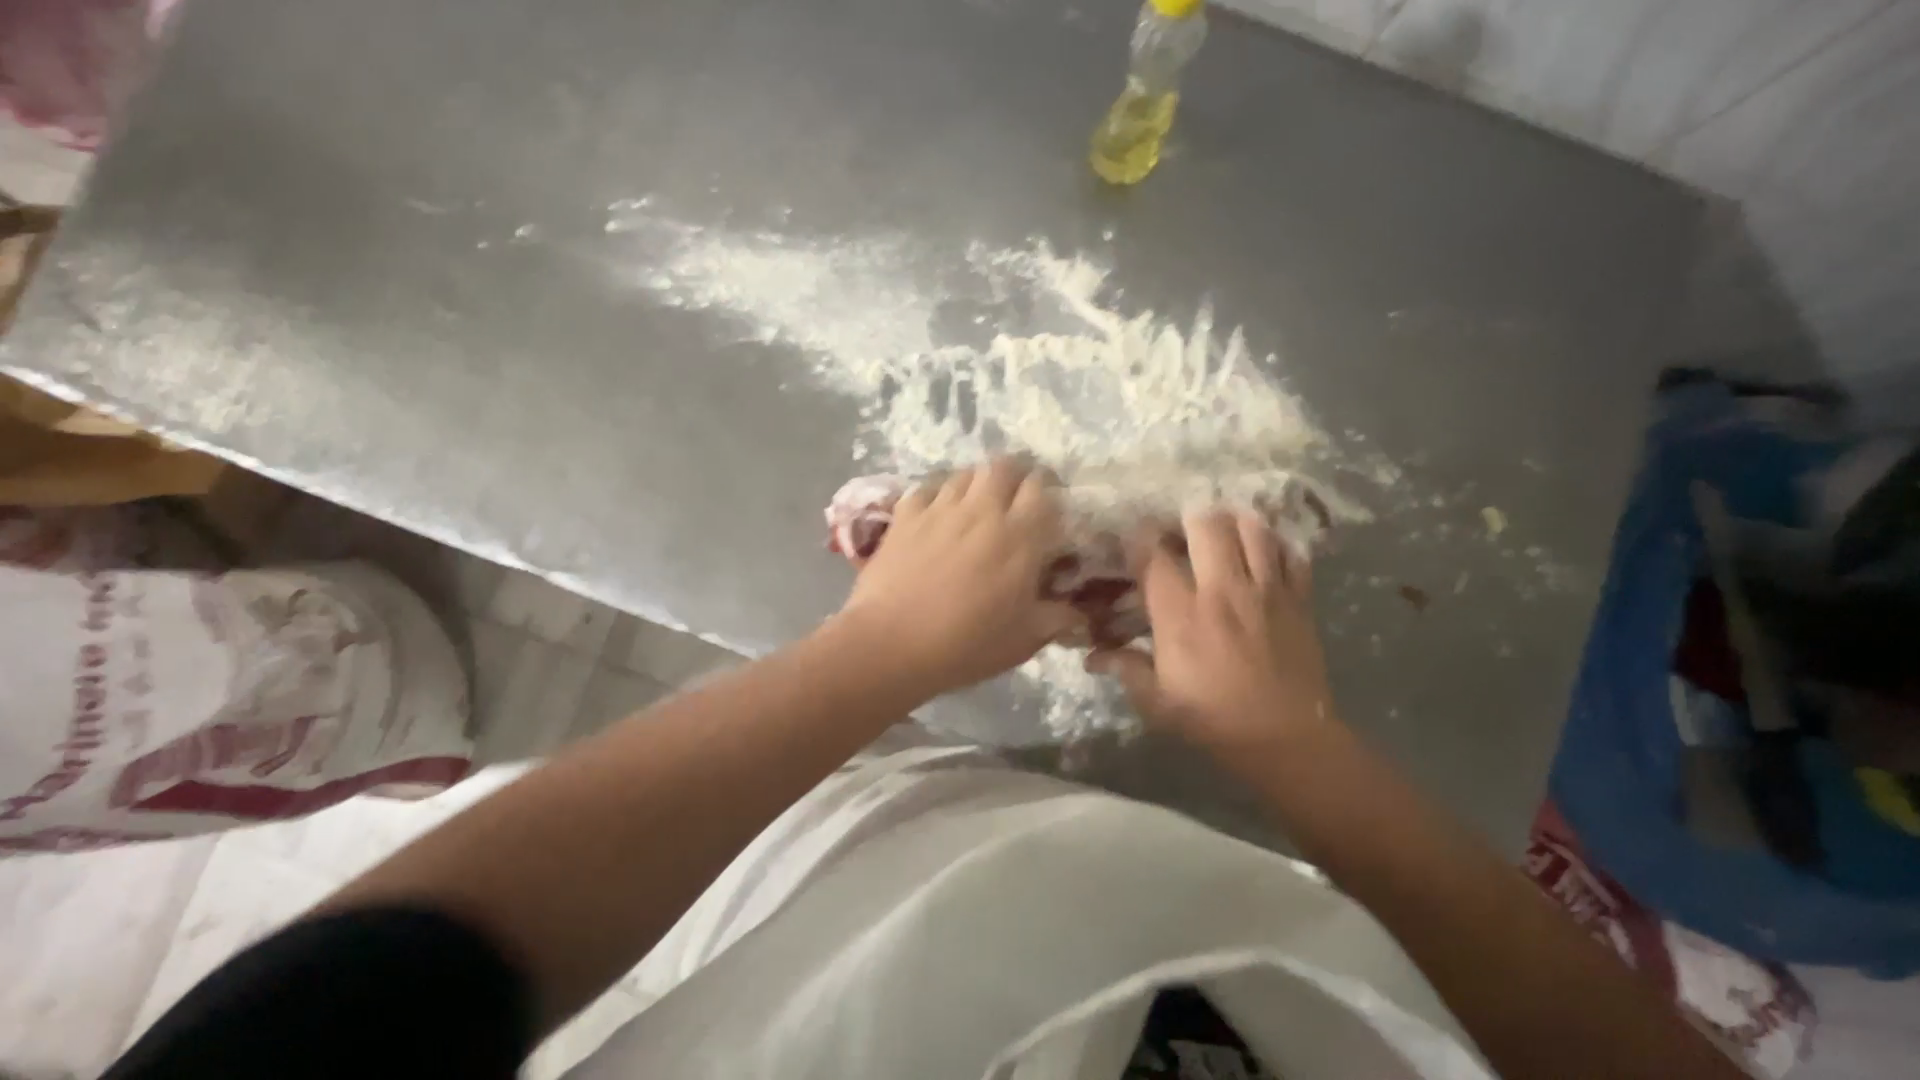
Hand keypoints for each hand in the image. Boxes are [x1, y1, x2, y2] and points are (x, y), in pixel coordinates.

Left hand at [833, 459, 1082, 696]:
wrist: (891, 644)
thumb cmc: (967, 644)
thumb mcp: (1025, 640)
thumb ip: (1056, 618)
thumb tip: (1079, 612)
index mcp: (1020, 536)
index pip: (1042, 488)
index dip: (1047, 491)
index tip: (1048, 509)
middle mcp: (982, 510)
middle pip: (1003, 465)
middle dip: (1013, 476)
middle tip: (1013, 501)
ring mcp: (939, 508)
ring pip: (965, 473)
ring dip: (976, 484)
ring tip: (975, 507)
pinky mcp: (904, 516)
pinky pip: (926, 489)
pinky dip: (936, 496)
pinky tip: (935, 516)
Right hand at [1089, 508, 1335, 756]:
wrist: (1284, 739)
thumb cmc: (1212, 720)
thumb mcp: (1156, 701)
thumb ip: (1125, 668)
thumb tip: (1091, 656)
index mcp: (1181, 615)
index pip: (1153, 555)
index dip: (1139, 539)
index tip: (1135, 541)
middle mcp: (1223, 590)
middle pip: (1206, 524)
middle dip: (1188, 518)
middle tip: (1181, 530)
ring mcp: (1266, 591)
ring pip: (1253, 528)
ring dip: (1234, 521)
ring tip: (1223, 530)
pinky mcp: (1299, 599)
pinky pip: (1291, 554)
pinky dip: (1276, 546)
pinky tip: (1263, 555)